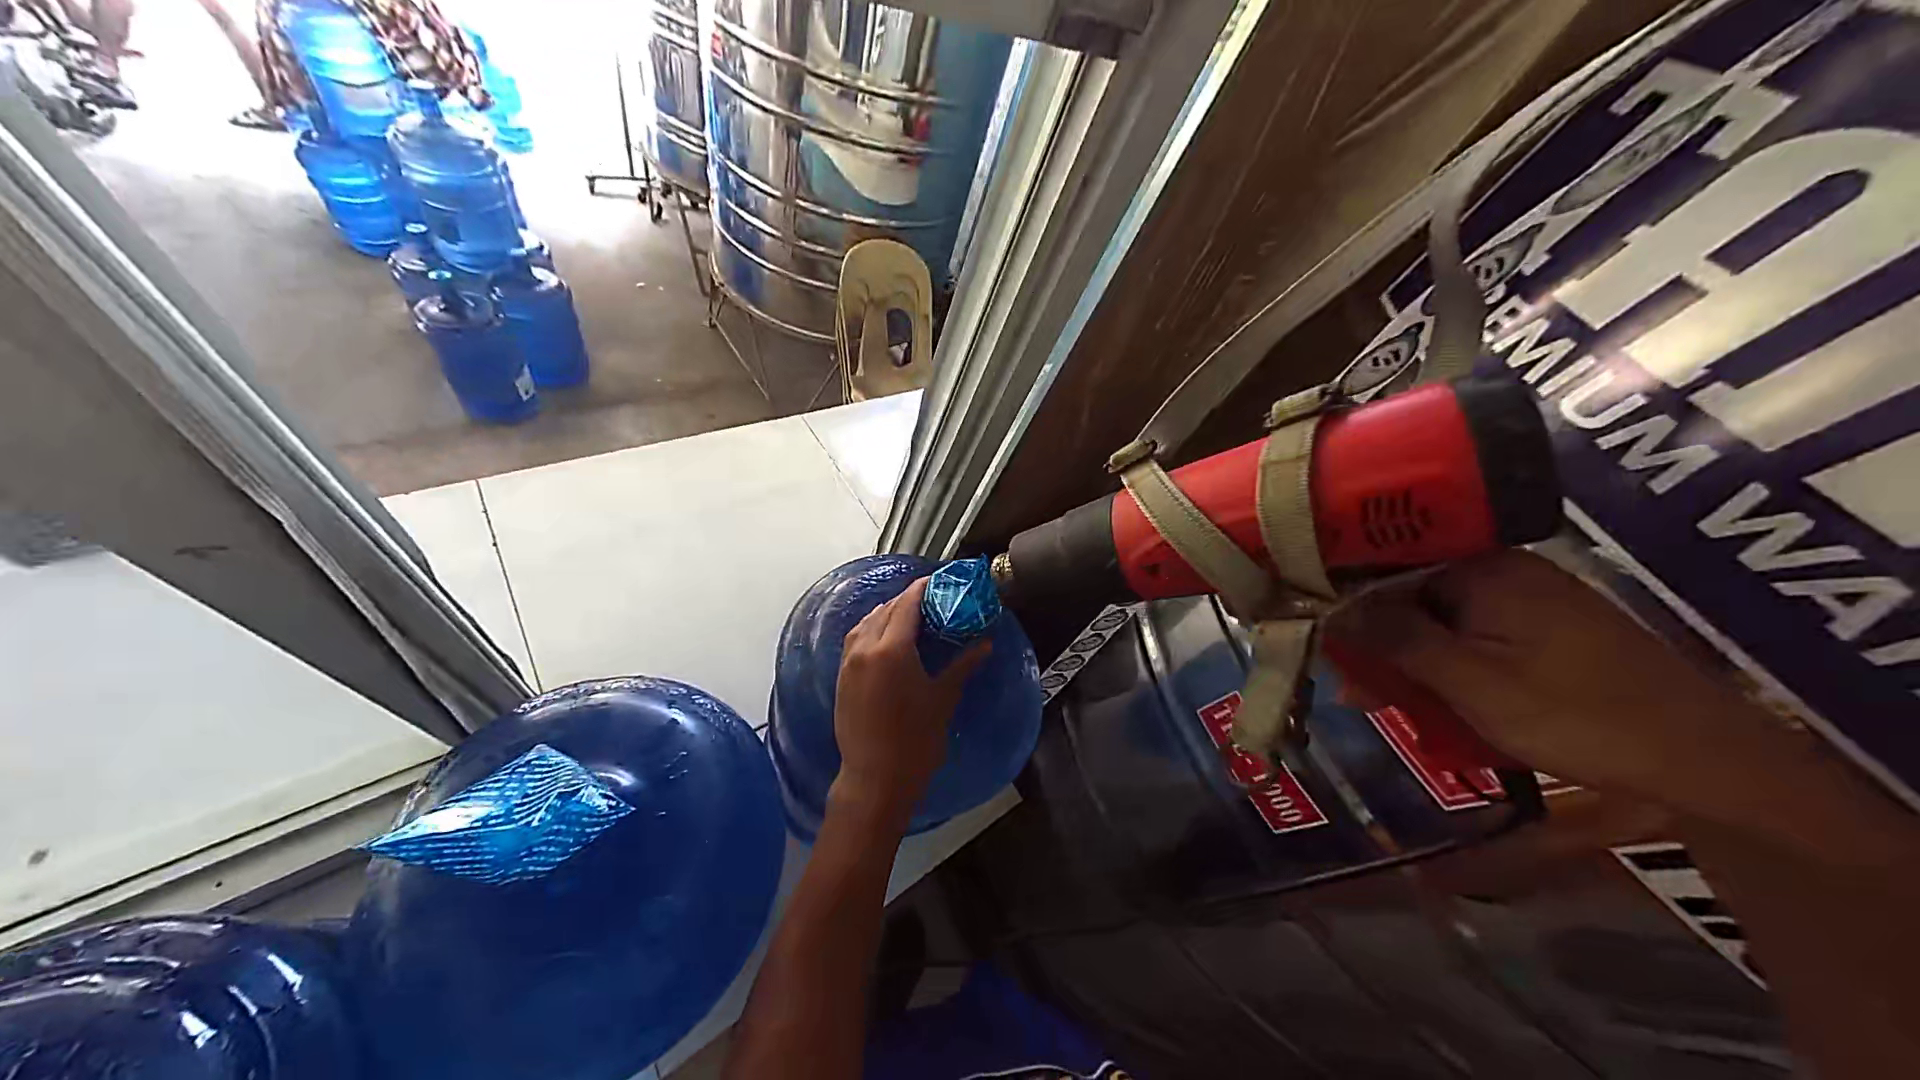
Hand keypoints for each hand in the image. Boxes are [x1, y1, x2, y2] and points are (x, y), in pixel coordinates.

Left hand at [831, 578, 991, 829]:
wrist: (875, 779)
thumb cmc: (915, 740)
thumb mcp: (943, 698)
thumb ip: (963, 665)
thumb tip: (985, 644)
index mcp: (891, 649)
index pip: (907, 604)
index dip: (923, 588)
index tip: (938, 581)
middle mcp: (865, 648)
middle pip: (886, 610)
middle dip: (908, 600)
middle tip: (932, 600)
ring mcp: (849, 663)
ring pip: (867, 623)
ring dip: (888, 613)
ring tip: (911, 617)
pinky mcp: (842, 677)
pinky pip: (857, 640)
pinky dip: (873, 630)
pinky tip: (889, 639)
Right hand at [1326, 550, 1797, 826]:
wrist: (1707, 761)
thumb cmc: (1577, 715)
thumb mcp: (1471, 682)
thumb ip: (1396, 640)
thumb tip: (1329, 610)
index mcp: (1482, 569)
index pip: (1384, 570)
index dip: (1345, 607)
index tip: (1322, 647)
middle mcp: (1500, 572)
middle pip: (1407, 598)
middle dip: (1376, 644)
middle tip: (1356, 694)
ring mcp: (1524, 600)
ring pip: (1435, 622)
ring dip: (1408, 662)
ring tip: (1387, 706)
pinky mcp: (1541, 629)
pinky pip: (1468, 638)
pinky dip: (1444, 668)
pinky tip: (1435, 703)